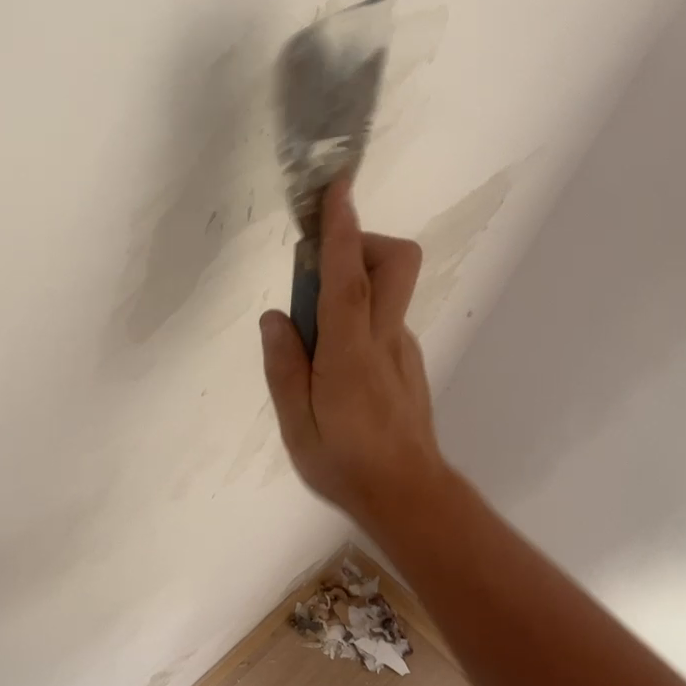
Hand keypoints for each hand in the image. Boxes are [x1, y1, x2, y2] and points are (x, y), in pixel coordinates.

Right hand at [260, 176, 447, 523]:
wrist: (409, 496)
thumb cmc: (344, 464)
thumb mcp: (296, 424)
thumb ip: (284, 366)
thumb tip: (276, 318)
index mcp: (350, 353)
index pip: (348, 277)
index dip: (343, 229)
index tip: (337, 189)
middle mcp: (385, 340)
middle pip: (395, 262)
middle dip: (361, 242)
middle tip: (319, 272)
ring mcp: (404, 350)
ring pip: (388, 291)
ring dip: (353, 285)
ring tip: (312, 340)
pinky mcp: (408, 364)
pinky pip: (383, 322)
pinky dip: (357, 321)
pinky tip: (333, 367)